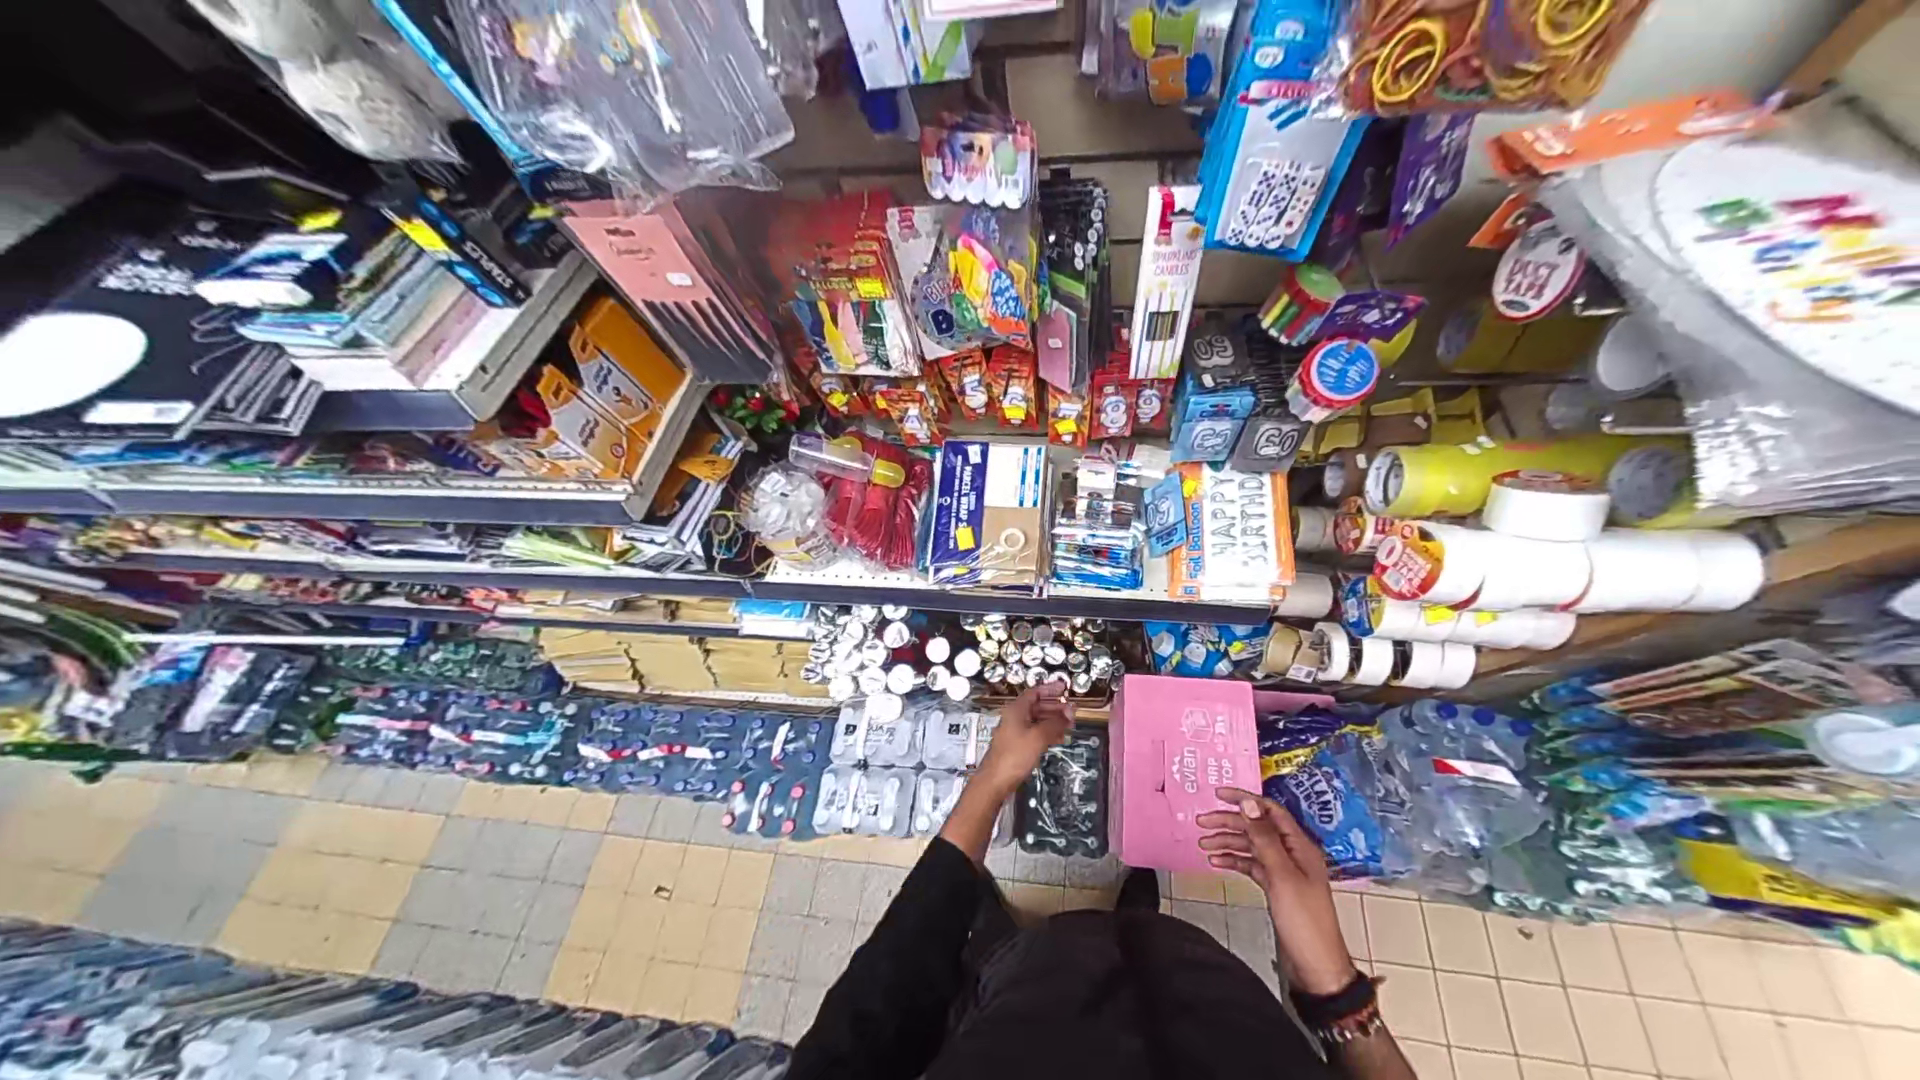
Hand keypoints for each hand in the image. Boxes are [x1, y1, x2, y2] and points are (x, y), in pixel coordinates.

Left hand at [974, 682, 1073, 797]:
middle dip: (1055, 707)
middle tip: (1072, 710)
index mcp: (1016, 710)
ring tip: (1070, 724)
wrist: (996, 781)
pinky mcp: (1017, 745)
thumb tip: (1070, 712)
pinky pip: (1035, 732)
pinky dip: (1048, 732)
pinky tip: (1059, 738)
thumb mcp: (1038, 737)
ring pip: (1037, 720)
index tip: (1064, 688)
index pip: (1034, 692)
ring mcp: (1015, 731)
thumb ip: (1055, 723)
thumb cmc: (1015, 755)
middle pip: (1037, 706)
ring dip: (1053, 721)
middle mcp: (1014, 717)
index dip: (1050, 689)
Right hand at [1197, 786, 1357, 995]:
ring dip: (1227, 842)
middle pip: (1256, 827)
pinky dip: (1234, 860)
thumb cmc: (1303, 919)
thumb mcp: (1282, 874)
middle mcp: (1291, 853)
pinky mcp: (1275, 885)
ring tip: (1204, 844)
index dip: (1244, 800)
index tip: (1218, 795)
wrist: (1315, 965)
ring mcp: (1283, 870)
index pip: (1269, 811)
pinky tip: (1216, 862)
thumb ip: (1264, 837)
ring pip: (1251, 845)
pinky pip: (1251, 864)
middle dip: (1229, 822)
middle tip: (1202, 823)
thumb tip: (1248, 803)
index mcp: (1299, 845)